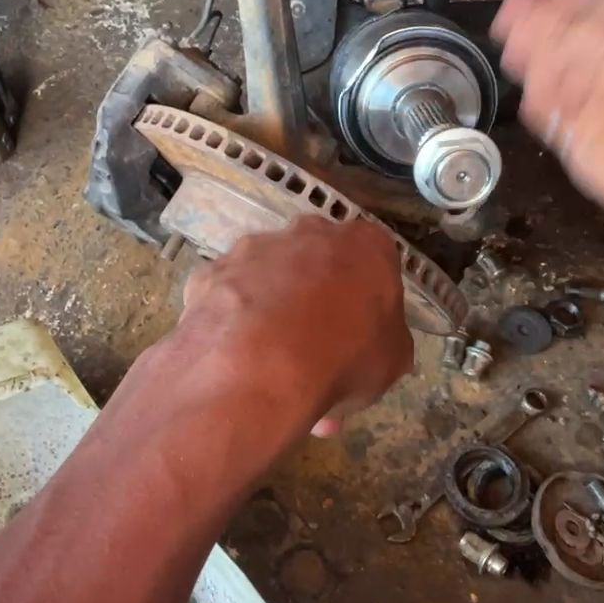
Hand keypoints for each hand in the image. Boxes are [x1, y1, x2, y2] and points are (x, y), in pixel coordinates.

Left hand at [168, 215, 412, 436]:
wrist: (261, 362)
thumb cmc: (345, 355)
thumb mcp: (392, 361)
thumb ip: (386, 342)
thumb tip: (374, 348)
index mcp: (364, 245)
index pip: (373, 264)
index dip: (367, 305)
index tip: (361, 338)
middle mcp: (308, 232)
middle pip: (318, 266)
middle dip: (317, 304)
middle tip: (318, 355)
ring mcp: (254, 248)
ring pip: (270, 281)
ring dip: (273, 315)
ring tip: (273, 369)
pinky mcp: (211, 271)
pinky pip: (229, 300)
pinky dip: (234, 325)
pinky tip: (237, 362)